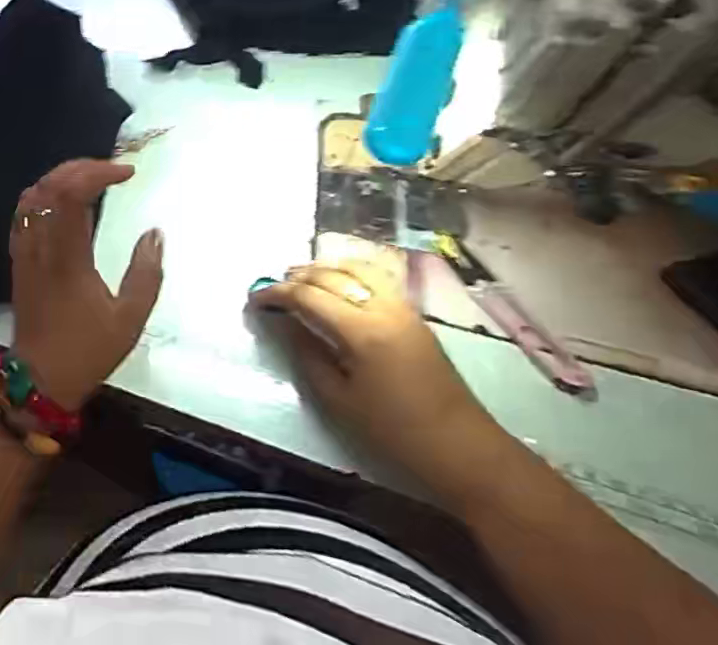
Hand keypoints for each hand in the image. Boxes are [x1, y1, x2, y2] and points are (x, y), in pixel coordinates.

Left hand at [8, 159, 163, 407]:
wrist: (39, 378)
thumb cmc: (87, 350)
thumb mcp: (129, 319)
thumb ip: (146, 273)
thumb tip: (155, 232)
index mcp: (67, 258)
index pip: (72, 195)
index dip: (97, 173)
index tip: (127, 173)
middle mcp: (40, 246)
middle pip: (50, 186)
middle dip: (82, 167)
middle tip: (112, 170)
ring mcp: (25, 251)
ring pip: (32, 196)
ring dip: (61, 177)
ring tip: (90, 178)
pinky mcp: (18, 258)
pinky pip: (22, 213)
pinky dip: (42, 194)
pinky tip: (60, 198)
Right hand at [249, 254, 514, 500]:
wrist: (463, 449)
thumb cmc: (395, 433)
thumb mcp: (339, 401)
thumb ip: (308, 355)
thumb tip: (286, 323)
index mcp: (361, 331)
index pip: (308, 296)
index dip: (277, 293)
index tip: (254, 298)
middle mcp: (382, 308)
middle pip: (331, 276)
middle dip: (296, 276)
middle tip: (272, 286)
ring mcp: (402, 308)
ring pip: (357, 267)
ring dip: (324, 267)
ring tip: (301, 277)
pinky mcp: (413, 315)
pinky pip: (376, 277)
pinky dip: (350, 270)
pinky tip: (338, 281)